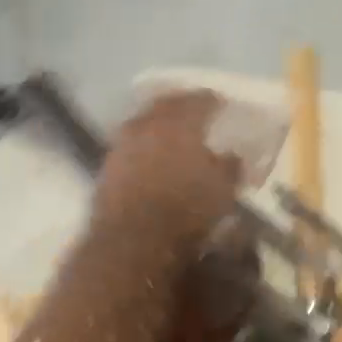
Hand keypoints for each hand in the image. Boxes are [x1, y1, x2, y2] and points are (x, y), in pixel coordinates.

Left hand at [95, 88, 242, 249]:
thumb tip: (233, 156)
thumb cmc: (187, 211)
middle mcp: (148, 124)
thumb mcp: (223, 190)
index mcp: (179, 123)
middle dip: (182, 107)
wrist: (134, 241)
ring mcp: (123, 143)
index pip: (199, 100)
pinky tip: (154, 158)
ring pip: (145, 123)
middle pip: (166, 105)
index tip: (222, 104)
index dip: (213, 101)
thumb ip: (230, 167)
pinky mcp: (108, 166)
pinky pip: (131, 145)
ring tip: (173, 135)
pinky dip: (145, 147)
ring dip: (160, 126)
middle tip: (195, 112)